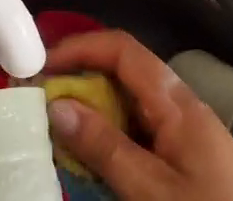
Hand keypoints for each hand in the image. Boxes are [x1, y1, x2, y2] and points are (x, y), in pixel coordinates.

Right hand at [46, 31, 232, 200]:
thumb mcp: (152, 192)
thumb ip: (104, 148)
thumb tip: (56, 104)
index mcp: (177, 104)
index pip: (123, 49)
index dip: (80, 47)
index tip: (41, 66)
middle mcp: (183, 109)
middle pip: (124, 74)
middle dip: (80, 81)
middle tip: (41, 104)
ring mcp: (189, 137)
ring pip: (130, 106)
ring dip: (93, 114)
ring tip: (58, 135)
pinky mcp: (191, 164)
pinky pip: (142, 135)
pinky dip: (112, 140)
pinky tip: (94, 165)